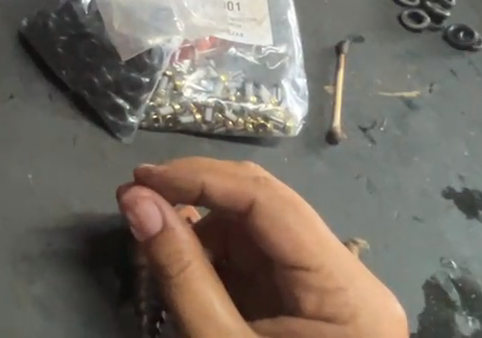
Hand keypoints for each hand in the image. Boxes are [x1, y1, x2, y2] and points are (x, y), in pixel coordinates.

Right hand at [117, 158, 406, 337]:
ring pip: (256, 226)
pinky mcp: (310, 305)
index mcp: (346, 290)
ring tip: (156, 245)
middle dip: (197, 195)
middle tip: (137, 197)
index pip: (266, 200)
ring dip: (201, 225)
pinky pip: (256, 255)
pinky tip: (186, 269)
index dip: (199, 178)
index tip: (140, 179)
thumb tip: (134, 196)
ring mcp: (330, 291)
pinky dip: (214, 252)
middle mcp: (348, 278)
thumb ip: (180, 269)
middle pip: (265, 204)